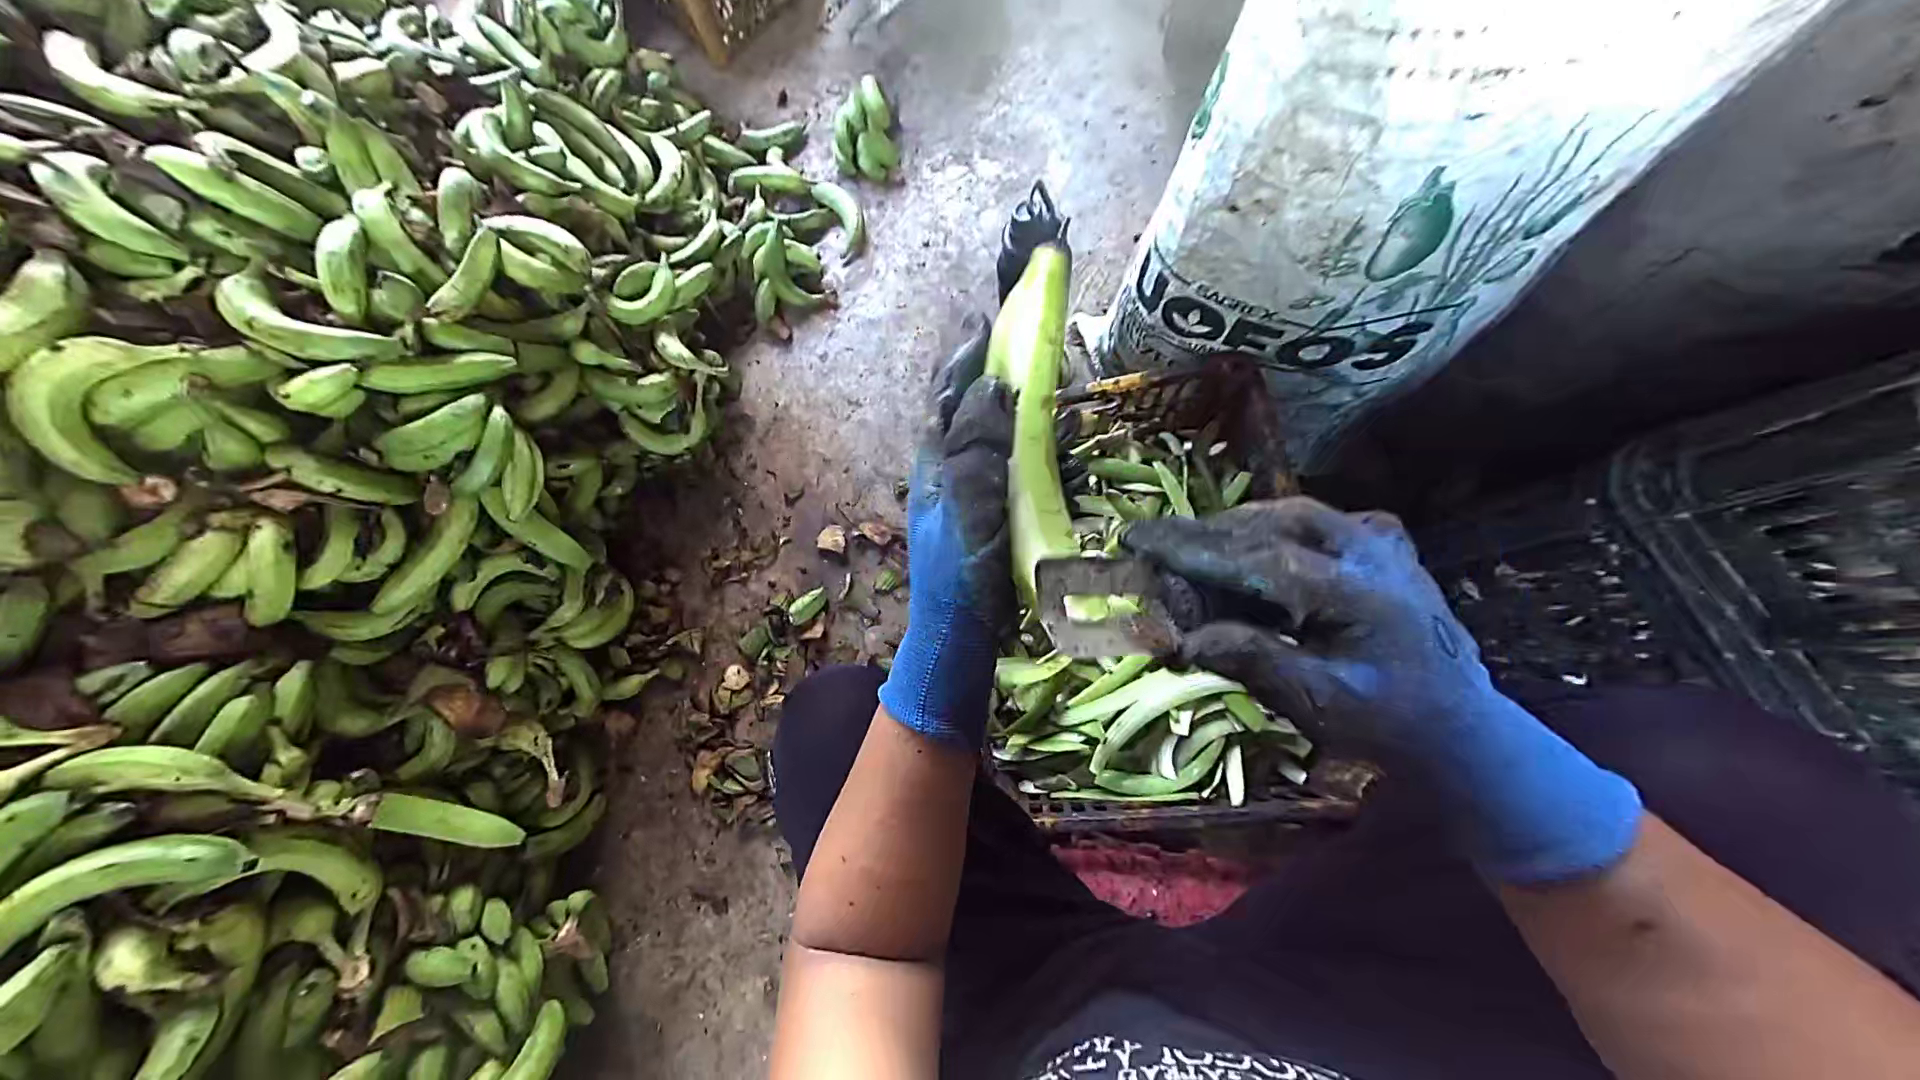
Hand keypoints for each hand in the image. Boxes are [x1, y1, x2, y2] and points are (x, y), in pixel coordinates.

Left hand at [877, 314, 1013, 747]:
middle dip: (994, 369)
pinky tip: (1045, 438)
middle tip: (1028, 340)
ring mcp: (966, 487)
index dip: (971, 351)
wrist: (958, 630)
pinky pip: (1005, 459)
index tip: (995, 314)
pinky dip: (1024, 440)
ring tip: (1041, 378)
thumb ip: (977, 443)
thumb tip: (992, 384)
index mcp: (937, 456)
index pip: (951, 388)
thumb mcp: (968, 503)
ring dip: (1010, 401)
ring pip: (988, 429)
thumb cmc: (959, 569)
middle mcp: (947, 464)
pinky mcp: (985, 508)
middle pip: (969, 404)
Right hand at [1124, 497, 1641, 883]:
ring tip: (1188, 548)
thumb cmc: (1389, 721)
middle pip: (1268, 524)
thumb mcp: (1319, 701)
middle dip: (1203, 534)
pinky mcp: (1381, 543)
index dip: (1192, 549)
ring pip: (1287, 514)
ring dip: (1232, 529)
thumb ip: (1253, 660)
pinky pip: (1310, 522)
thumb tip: (1181, 640)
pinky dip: (1267, 529)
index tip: (1138, 540)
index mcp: (1360, 591)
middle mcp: (1371, 550)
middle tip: (1151, 540)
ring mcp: (1380, 541)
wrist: (1462, 724)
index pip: (1257, 557)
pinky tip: (1244, 547)